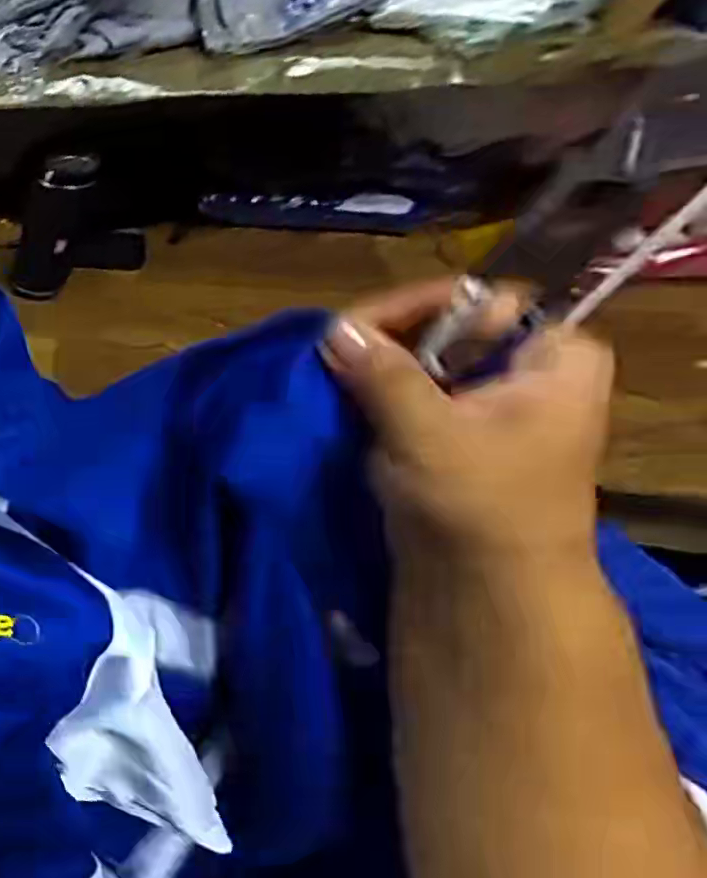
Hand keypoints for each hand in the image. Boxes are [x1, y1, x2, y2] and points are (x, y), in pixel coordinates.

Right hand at [322, 280, 613, 564]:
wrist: (483, 576)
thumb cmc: (477, 502)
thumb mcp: (427, 433)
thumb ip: (382, 376)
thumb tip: (332, 328)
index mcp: (552, 357)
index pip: (479, 301)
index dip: (415, 308)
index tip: (350, 330)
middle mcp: (522, 369)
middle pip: (443, 327)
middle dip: (383, 337)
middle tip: (330, 356)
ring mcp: (481, 400)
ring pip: (416, 359)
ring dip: (368, 366)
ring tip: (324, 376)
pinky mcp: (443, 427)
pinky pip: (401, 389)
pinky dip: (367, 390)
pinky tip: (335, 397)